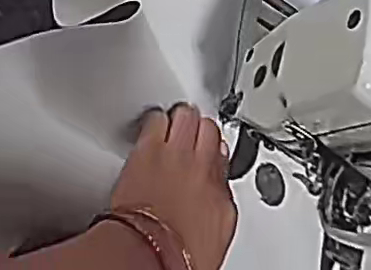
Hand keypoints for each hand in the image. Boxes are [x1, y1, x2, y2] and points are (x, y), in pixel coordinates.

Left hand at [110, 104, 237, 269]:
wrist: (147, 256)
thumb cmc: (175, 258)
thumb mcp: (212, 237)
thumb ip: (217, 206)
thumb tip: (213, 198)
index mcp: (222, 197)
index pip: (224, 158)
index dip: (212, 153)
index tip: (205, 155)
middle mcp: (204, 168)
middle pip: (209, 128)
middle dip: (199, 130)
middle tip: (189, 136)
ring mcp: (177, 154)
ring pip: (186, 115)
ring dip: (180, 120)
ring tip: (172, 128)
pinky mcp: (150, 146)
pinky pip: (156, 118)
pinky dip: (155, 121)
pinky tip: (152, 129)